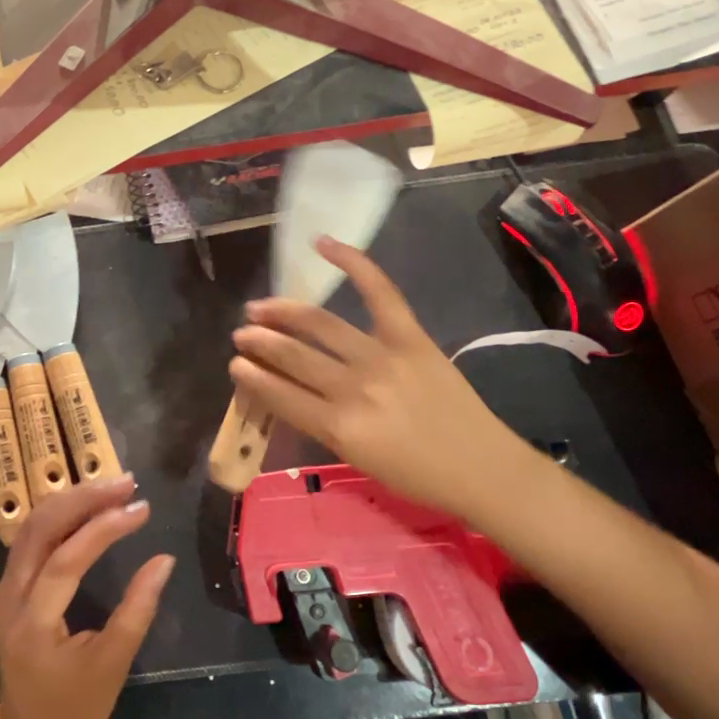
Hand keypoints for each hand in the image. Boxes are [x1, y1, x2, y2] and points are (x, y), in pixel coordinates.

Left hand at [0, 475, 174, 718]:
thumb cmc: (74, 709)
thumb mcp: (112, 665)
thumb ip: (137, 610)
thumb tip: (164, 560)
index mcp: (32, 622)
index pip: (66, 559)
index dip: (104, 528)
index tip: (141, 509)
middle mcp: (9, 597)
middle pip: (39, 528)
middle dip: (83, 498)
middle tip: (126, 483)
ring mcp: (4, 590)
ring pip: (31, 527)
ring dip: (71, 502)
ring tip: (112, 489)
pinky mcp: (9, 589)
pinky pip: (30, 540)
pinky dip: (60, 517)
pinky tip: (88, 508)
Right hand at [228, 236, 539, 517]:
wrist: (483, 468)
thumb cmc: (416, 474)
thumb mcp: (357, 459)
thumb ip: (321, 423)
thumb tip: (285, 390)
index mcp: (339, 427)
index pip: (281, 395)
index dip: (253, 378)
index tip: (235, 365)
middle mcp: (355, 389)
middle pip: (294, 356)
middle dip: (260, 343)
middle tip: (241, 335)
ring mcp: (383, 358)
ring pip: (320, 326)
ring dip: (283, 314)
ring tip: (259, 309)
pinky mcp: (411, 337)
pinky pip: (379, 293)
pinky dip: (352, 263)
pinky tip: (322, 244)